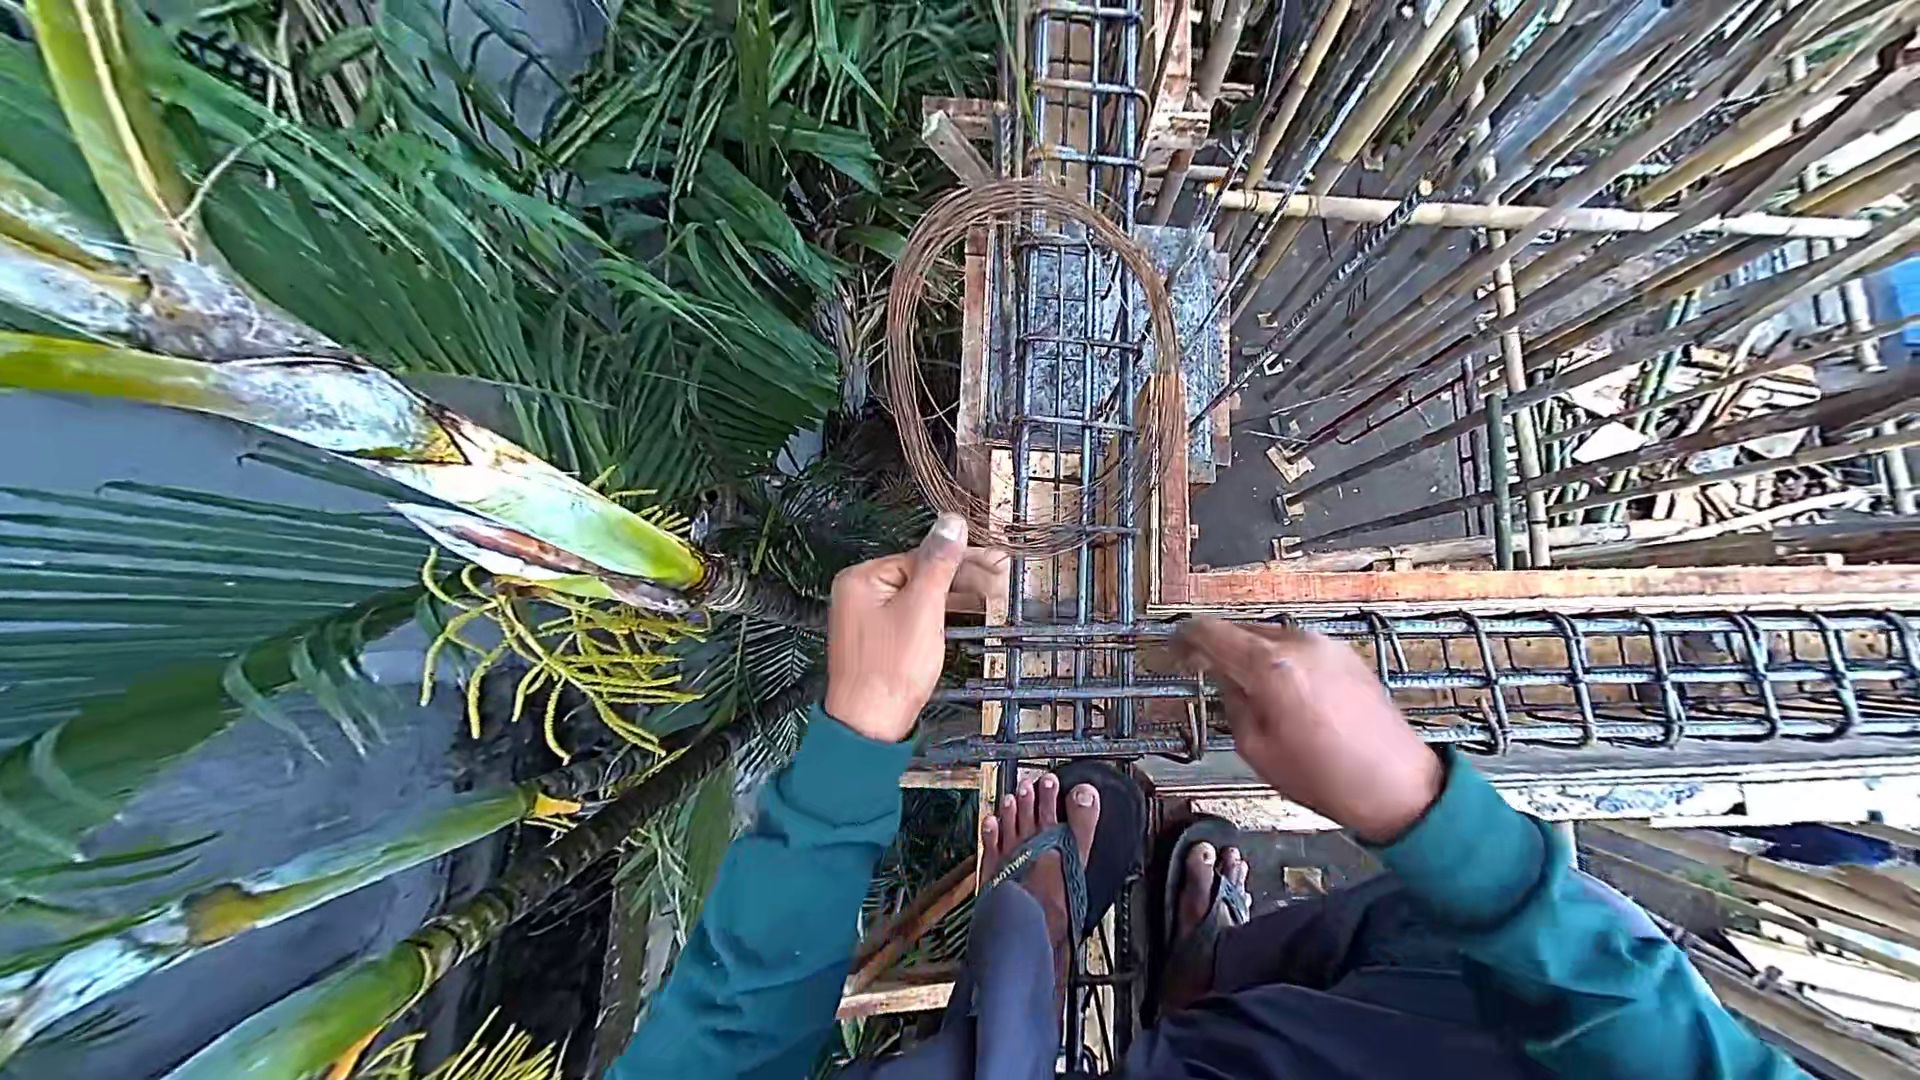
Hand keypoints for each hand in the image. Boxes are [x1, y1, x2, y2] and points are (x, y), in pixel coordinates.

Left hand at [825, 513, 1008, 741]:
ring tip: (991, 595)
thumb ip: (938, 563)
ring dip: (955, 594)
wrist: (871, 725)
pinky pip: (913, 613)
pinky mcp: (879, 637)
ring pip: (919, 594)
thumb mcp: (922, 608)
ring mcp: (868, 616)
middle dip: (961, 576)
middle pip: (920, 573)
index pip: (920, 556)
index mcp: (861, 578)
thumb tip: (951, 523)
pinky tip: (964, 611)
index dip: (961, 559)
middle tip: (998, 579)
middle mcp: (859, 592)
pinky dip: (939, 613)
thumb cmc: (891, 669)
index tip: (994, 561)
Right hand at [1171, 620, 1442, 843]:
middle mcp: (1297, 645)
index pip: (1211, 632)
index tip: (1176, 645)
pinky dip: (1275, 657)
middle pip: (1238, 629)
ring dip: (1247, 651)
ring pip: (1266, 635)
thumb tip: (1222, 677)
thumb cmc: (1328, 776)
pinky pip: (1294, 645)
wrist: (1400, 787)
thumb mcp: (1255, 746)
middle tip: (1203, 666)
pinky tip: (1276, 686)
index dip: (1186, 636)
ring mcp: (1324, 646)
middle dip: (1216, 646)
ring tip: (1242, 682)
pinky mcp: (1343, 655)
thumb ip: (1231, 700)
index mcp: (1269, 667)